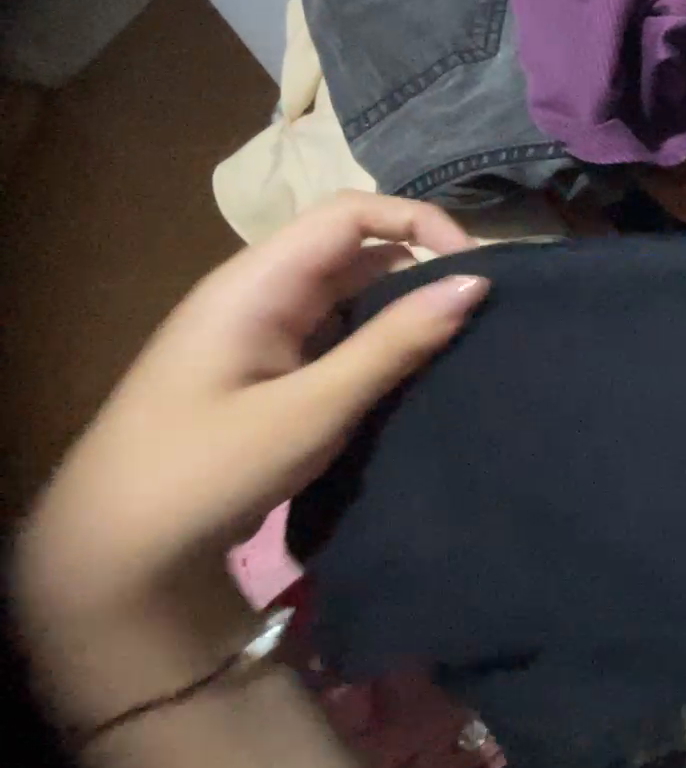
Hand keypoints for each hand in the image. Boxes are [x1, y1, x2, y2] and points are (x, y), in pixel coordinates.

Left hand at [16, 192, 489, 615]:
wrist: (119, 553)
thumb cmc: (208, 470)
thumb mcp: (315, 406)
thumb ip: (397, 342)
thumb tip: (476, 283)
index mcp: (256, 284)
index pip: (349, 214)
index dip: (419, 223)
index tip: (474, 270)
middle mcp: (263, 292)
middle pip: (359, 248)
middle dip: (426, 267)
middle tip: (483, 311)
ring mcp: (269, 329)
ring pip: (358, 290)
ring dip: (412, 305)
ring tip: (465, 338)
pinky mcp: (279, 363)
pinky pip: (347, 327)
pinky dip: (391, 337)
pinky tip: (423, 366)